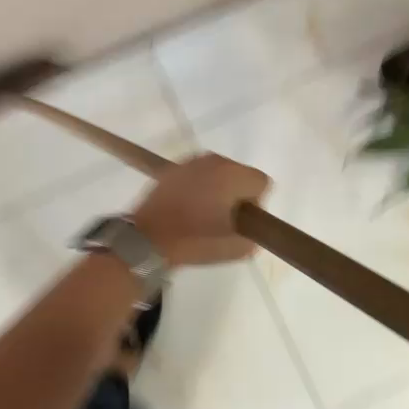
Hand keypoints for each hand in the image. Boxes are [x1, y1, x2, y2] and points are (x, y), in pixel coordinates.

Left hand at [131, 154, 270, 267]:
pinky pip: (198, 174)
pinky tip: (187, 206)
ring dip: (218, 189)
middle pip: (240, 174)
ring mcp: (191, 161)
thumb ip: (254, 235)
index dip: (255, 204)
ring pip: (218, 172)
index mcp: (233, 174)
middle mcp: (215, 159)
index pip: (261, 183)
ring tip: (203, 213)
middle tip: (222, 219)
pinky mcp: (173, 168)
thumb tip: (250, 226)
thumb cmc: (194, 241)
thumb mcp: (235, 248)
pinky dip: (199, 186)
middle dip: (236, 194)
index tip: (240, 222)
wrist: (146, 238)